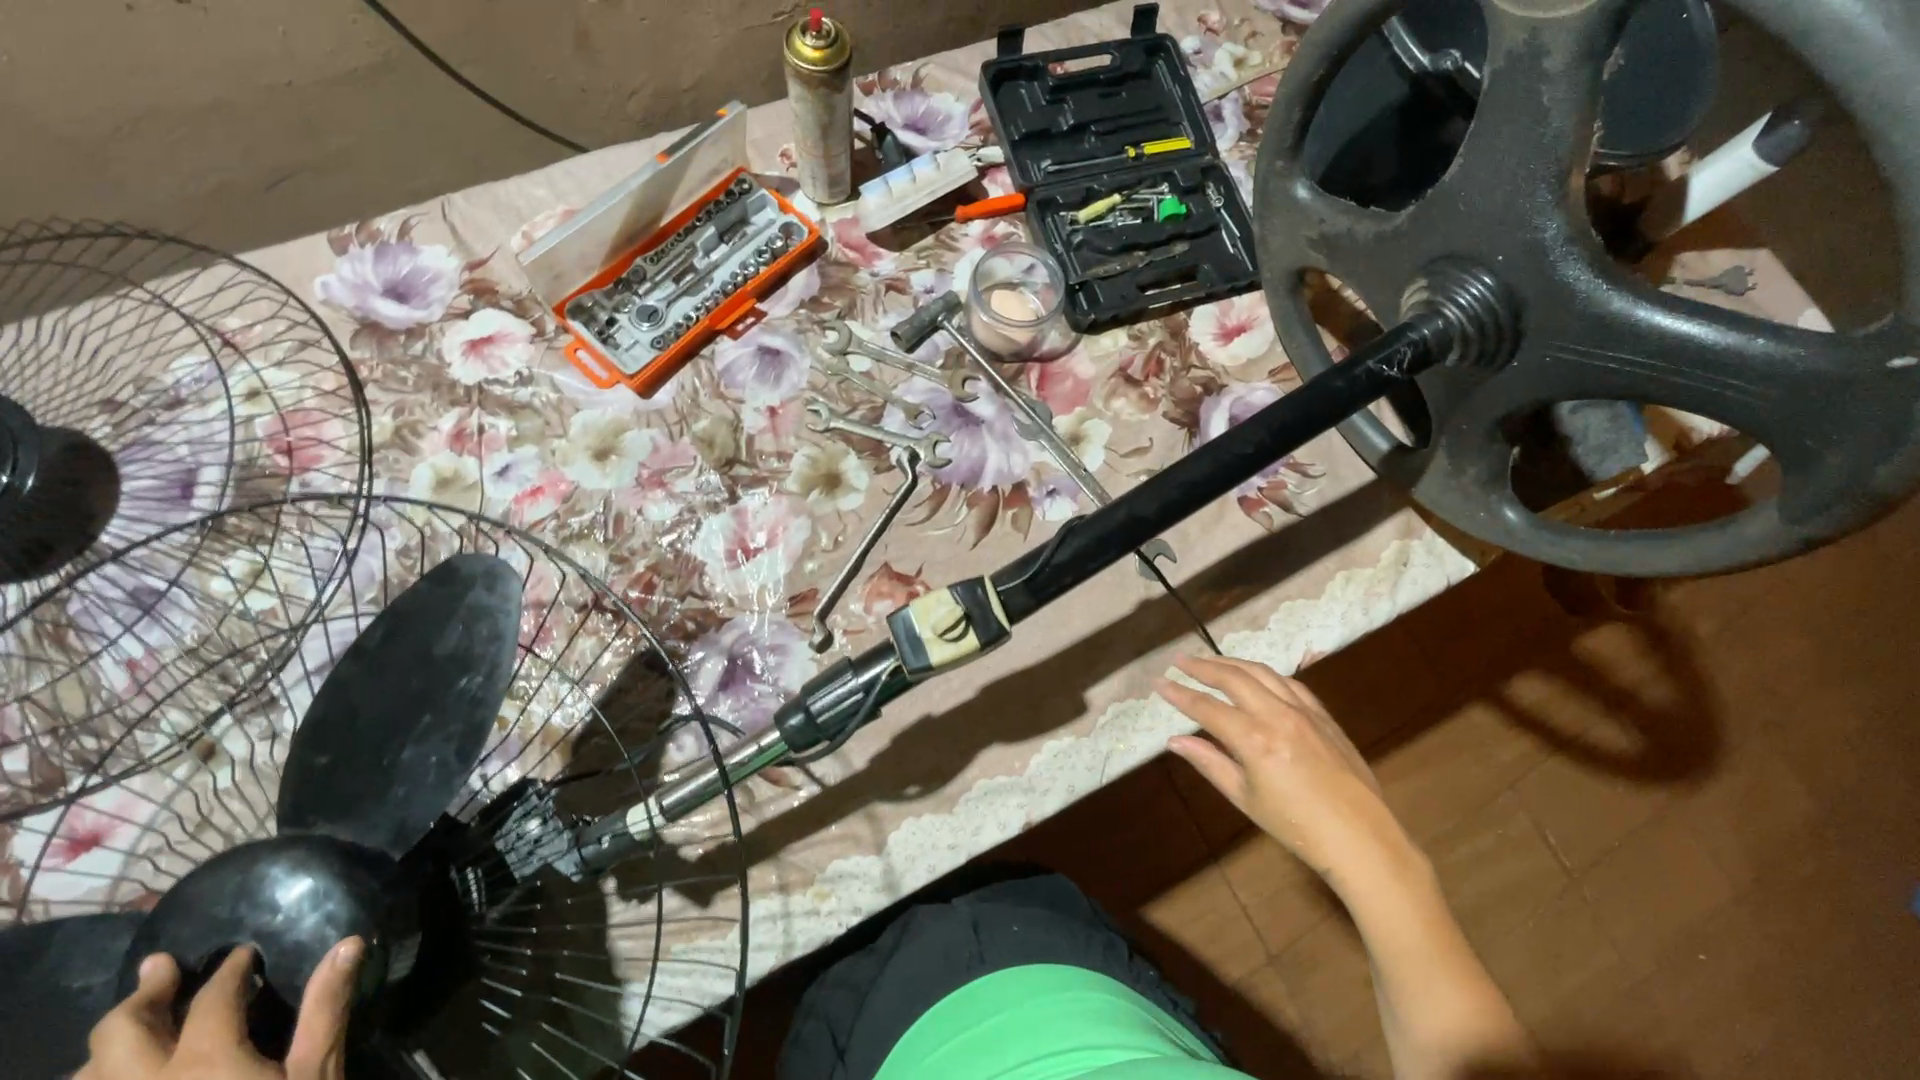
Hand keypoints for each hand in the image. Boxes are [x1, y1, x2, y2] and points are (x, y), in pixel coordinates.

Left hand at [79, 938, 363, 1079]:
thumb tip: (349, 944)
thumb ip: (325, 1010)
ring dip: (108, 1044)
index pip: (213, 997)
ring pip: (85, 1073)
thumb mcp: (316, 1074)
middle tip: (163, 969)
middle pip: (121, 1028)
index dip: (230, 970)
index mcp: (204, 1064)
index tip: (242, 957)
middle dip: (145, 992)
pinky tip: (120, 1076)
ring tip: (135, 1028)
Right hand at [1157, 655, 1420, 895]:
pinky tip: (1255, 676)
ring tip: (1211, 662)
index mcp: (1254, 739)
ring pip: (1263, 672)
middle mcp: (1278, 715)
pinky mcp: (1324, 716)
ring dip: (1233, 663)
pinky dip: (1266, 674)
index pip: (1207, 707)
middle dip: (1203, 667)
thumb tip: (1175, 741)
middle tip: (1180, 661)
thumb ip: (1210, 763)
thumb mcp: (1246, 799)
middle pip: (1234, 678)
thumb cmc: (1296, 826)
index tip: (1158, 683)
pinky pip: (1290, 683)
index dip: (1179, 694)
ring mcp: (1305, 712)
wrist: (1361, 837)